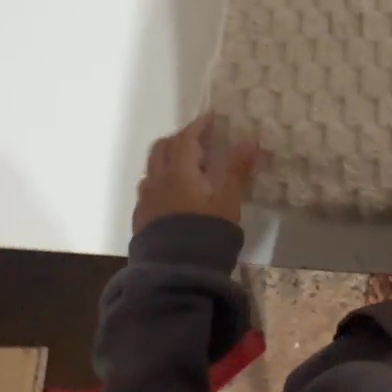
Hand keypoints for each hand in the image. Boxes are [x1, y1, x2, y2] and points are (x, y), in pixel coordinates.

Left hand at [133, 112, 262, 233]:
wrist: (175, 274)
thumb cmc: (206, 232)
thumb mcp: (228, 200)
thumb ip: (237, 169)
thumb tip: (249, 139)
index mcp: (179, 170)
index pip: (186, 138)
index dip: (199, 125)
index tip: (211, 118)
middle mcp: (157, 180)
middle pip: (162, 148)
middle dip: (179, 138)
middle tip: (198, 140)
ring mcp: (146, 200)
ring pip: (152, 169)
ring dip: (167, 160)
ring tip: (187, 167)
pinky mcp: (141, 220)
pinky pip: (148, 190)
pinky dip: (161, 182)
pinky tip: (173, 195)